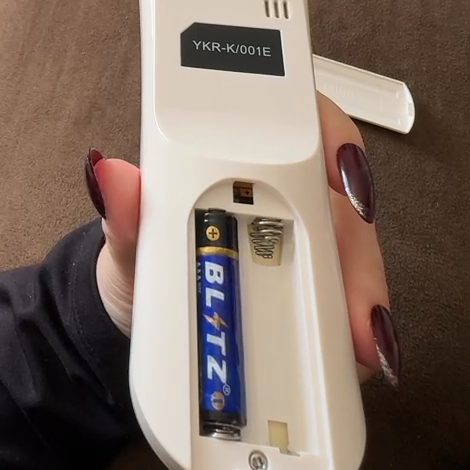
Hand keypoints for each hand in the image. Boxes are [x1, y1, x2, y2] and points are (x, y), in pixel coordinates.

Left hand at [87, 92, 398, 385]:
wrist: (137, 319)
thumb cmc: (138, 254)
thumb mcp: (124, 239)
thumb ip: (121, 212)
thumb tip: (105, 174)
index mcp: (231, 151)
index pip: (293, 116)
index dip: (330, 133)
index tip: (341, 172)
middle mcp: (275, 184)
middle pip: (337, 190)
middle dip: (353, 237)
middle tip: (353, 286)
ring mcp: (300, 234)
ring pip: (353, 245)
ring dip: (364, 288)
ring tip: (365, 339)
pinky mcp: (313, 286)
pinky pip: (349, 296)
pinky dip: (360, 325)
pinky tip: (364, 354)